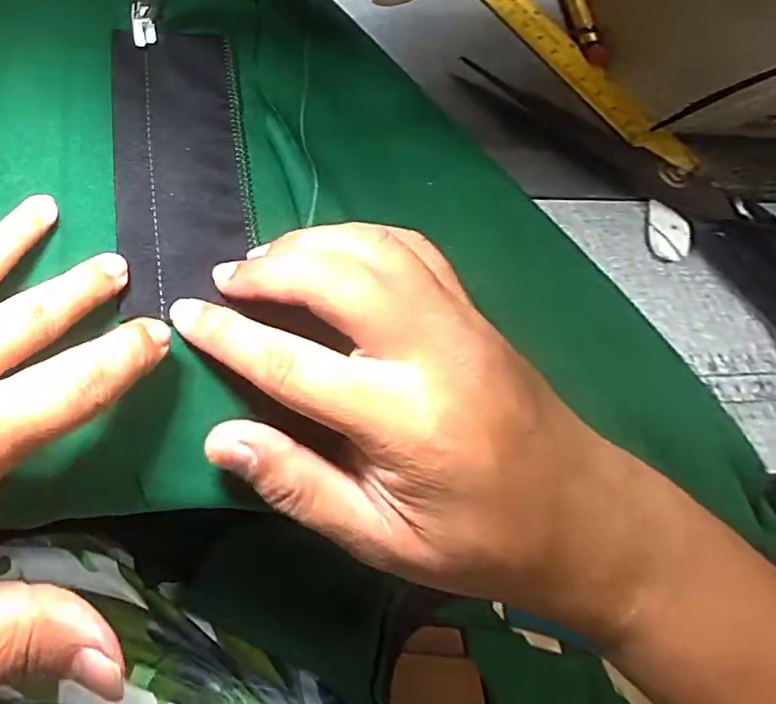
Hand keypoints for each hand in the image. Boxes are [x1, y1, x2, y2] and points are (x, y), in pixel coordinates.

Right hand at [169, 223, 677, 642]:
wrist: (591, 518)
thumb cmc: (478, 539)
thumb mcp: (380, 538)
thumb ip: (295, 485)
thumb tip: (219, 437)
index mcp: (404, 421)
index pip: (291, 362)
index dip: (227, 335)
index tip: (184, 314)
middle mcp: (430, 353)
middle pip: (336, 279)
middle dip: (268, 270)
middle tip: (225, 280)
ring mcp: (457, 317)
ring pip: (369, 247)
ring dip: (306, 243)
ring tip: (263, 260)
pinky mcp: (469, 303)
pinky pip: (403, 244)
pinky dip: (351, 236)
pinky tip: (324, 252)